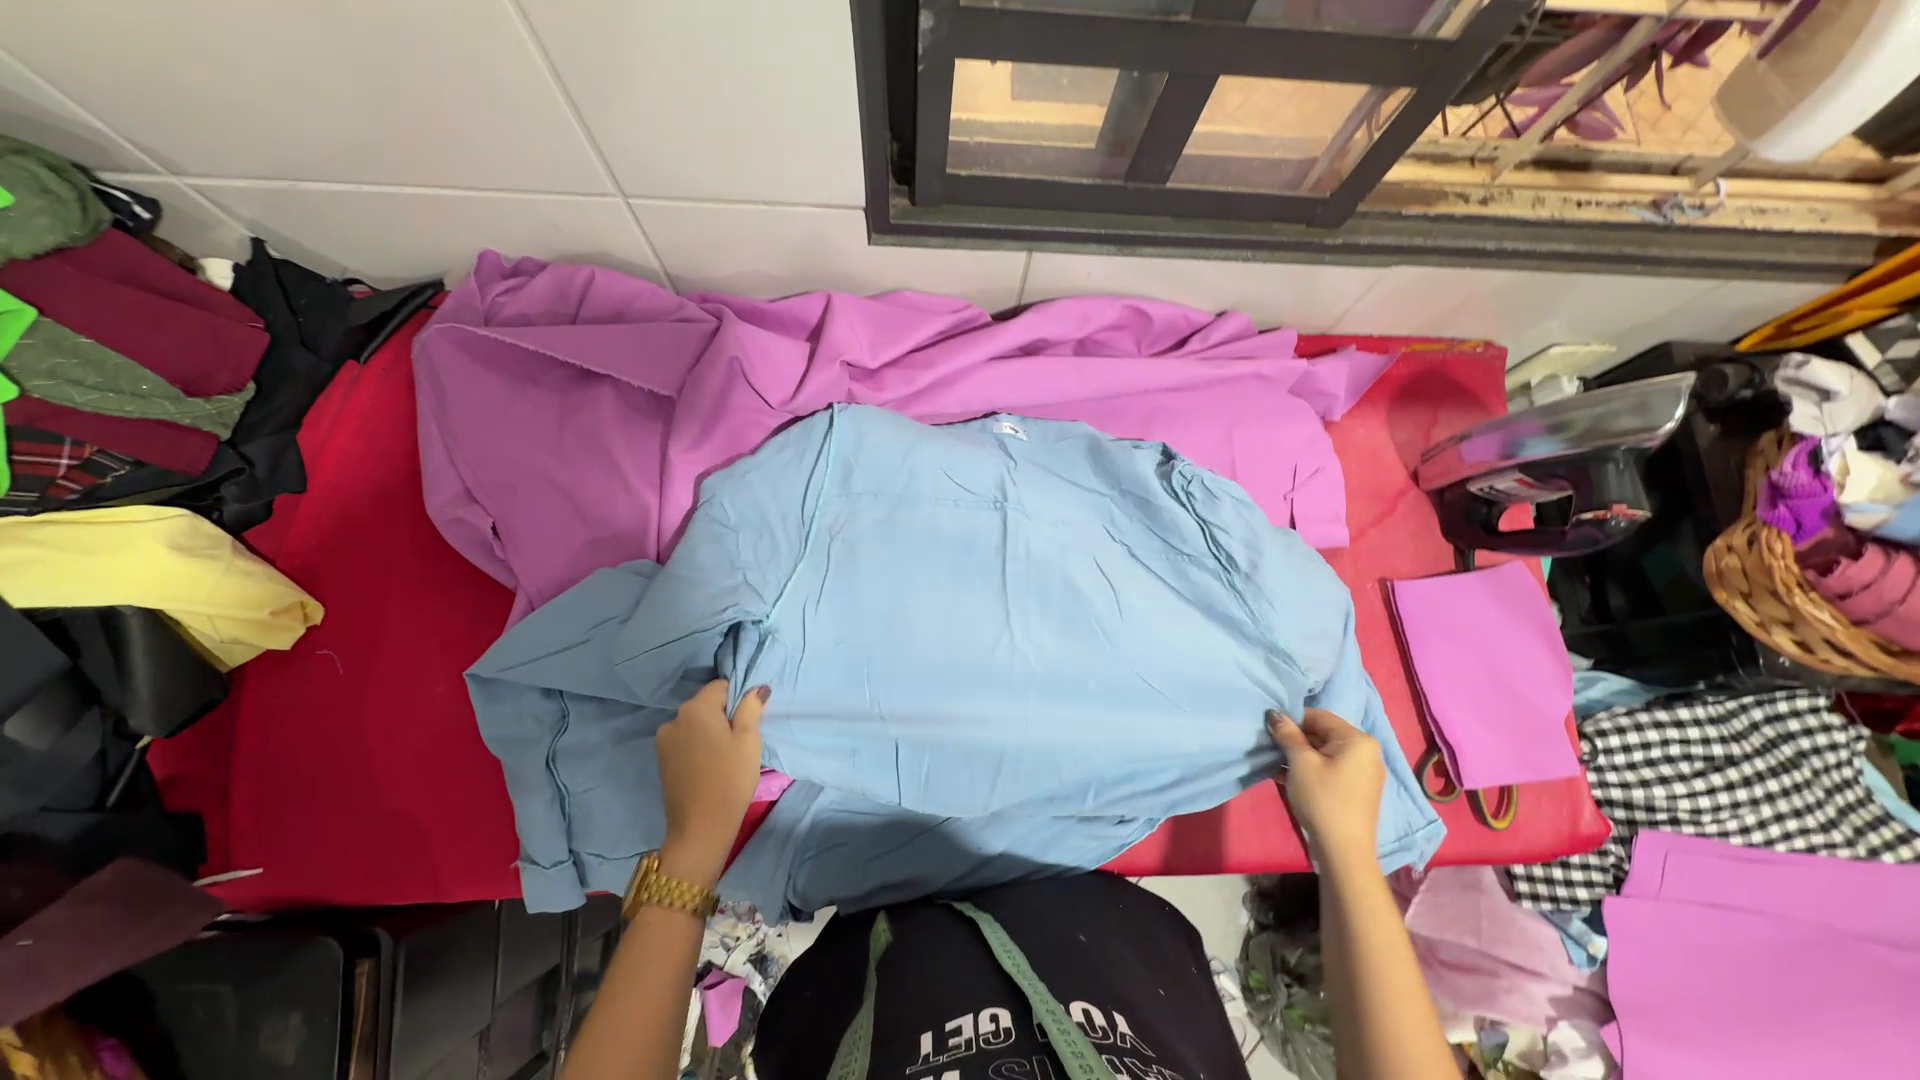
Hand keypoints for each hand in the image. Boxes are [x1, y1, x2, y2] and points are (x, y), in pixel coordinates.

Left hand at [655, 679, 767, 887]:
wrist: (700, 827)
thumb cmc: (730, 779)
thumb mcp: (749, 740)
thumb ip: (751, 708)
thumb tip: (756, 688)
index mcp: (696, 708)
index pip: (721, 686)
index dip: (739, 699)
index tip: (750, 723)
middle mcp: (674, 718)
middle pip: (706, 704)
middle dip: (723, 715)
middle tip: (741, 742)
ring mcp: (664, 739)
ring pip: (695, 723)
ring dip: (709, 731)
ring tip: (724, 757)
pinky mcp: (661, 759)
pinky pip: (685, 740)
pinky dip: (698, 746)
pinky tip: (709, 766)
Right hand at [1267, 707, 1384, 866]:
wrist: (1343, 850)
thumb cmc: (1322, 798)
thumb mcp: (1301, 763)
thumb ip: (1287, 734)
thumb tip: (1275, 714)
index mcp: (1358, 740)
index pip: (1319, 716)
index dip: (1292, 719)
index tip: (1269, 728)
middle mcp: (1366, 751)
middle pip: (1323, 734)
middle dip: (1294, 739)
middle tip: (1268, 746)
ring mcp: (1363, 772)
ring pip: (1324, 753)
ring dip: (1298, 756)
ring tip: (1273, 762)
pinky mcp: (1356, 789)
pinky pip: (1329, 769)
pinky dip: (1309, 769)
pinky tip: (1284, 776)